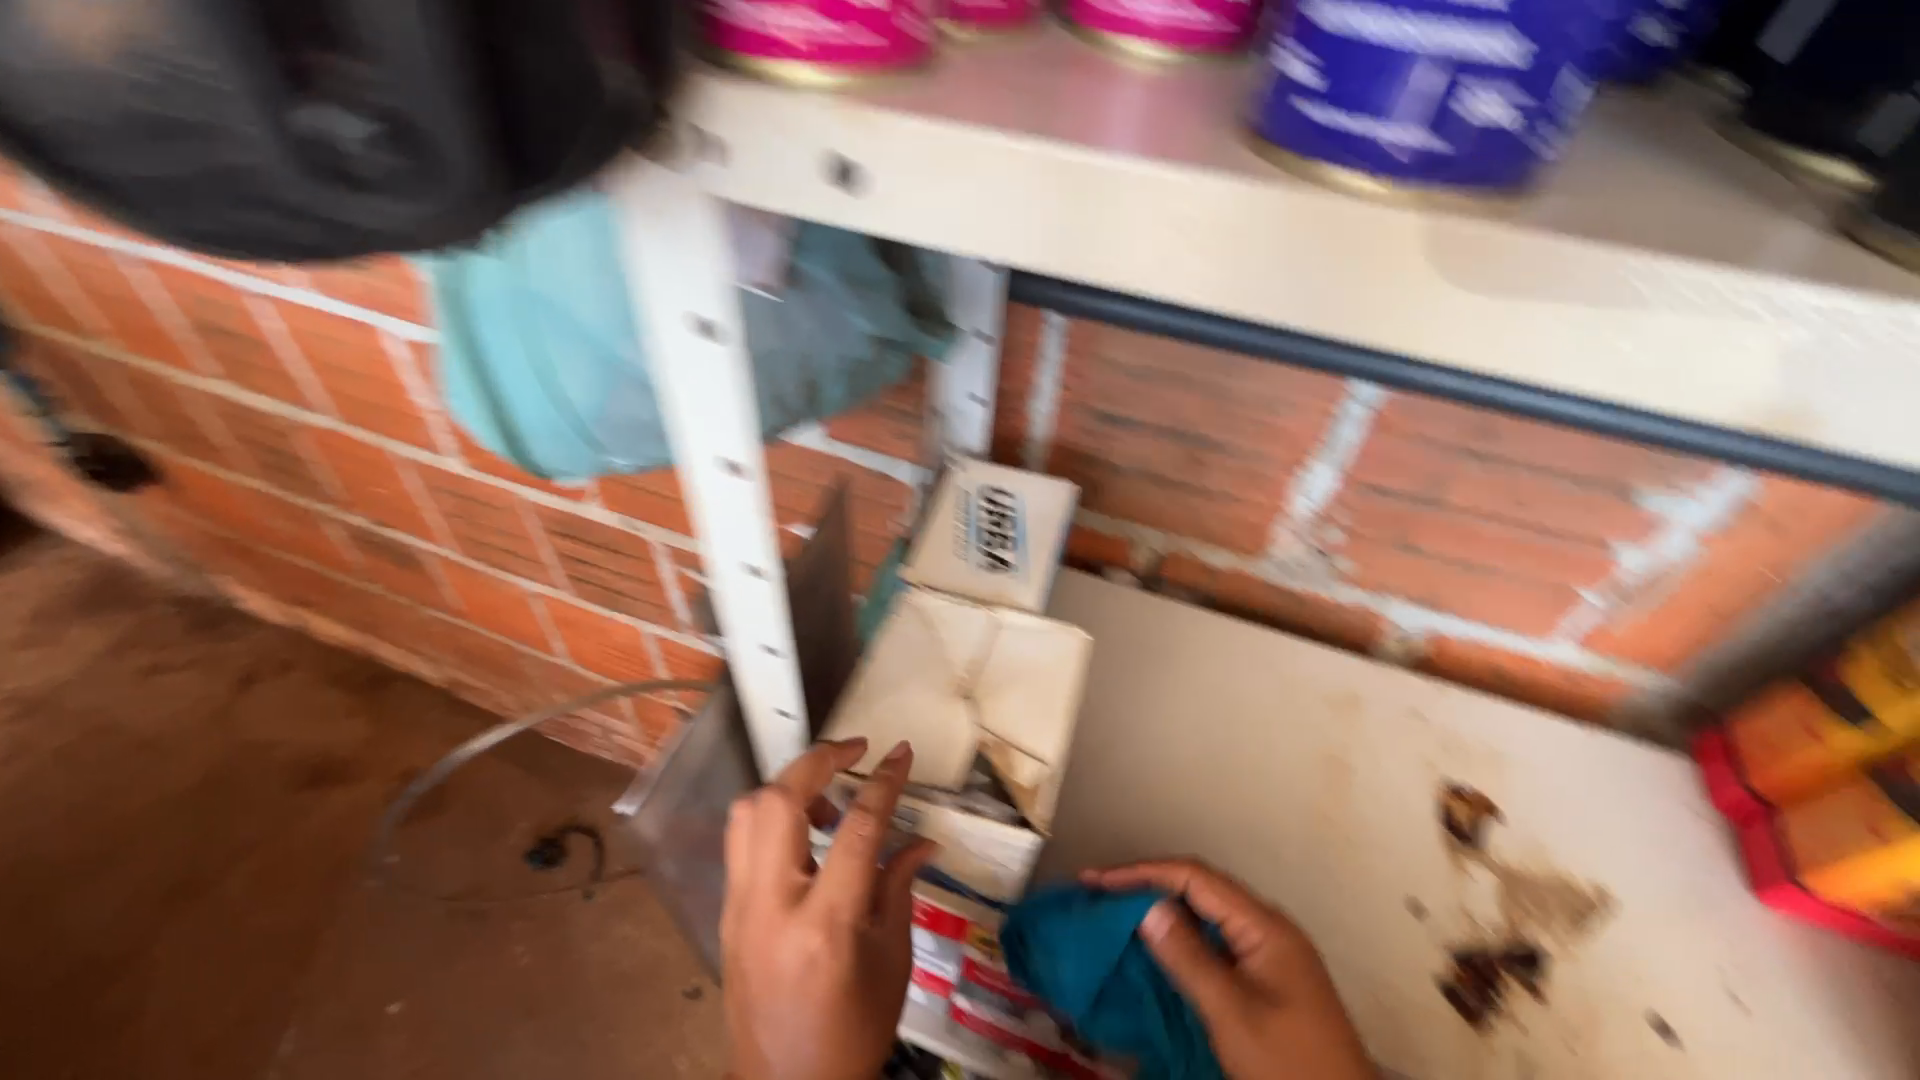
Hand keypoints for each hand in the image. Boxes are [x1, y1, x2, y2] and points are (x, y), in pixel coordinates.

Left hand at [722, 738, 936, 1079]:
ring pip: (747, 812)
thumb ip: (899, 886)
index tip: (900, 753)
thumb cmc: (852, 1032)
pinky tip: (805, 832)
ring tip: (827, 797)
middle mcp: (772, 906)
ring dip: (788, 785)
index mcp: (825, 924)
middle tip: (854, 751)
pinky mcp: (727, 913)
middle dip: (818, 760)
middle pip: (778, 800)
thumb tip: (921, 839)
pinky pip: (742, 841)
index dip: (883, 782)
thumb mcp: (892, 960)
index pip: (855, 828)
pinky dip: (772, 816)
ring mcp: (739, 908)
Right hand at [1081, 859, 1373, 1079]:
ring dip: (1162, 906)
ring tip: (1116, 911)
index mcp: (1265, 925)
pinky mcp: (1266, 976)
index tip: (1096, 881)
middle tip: (1098, 892)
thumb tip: (1146, 908)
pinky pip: (1215, 937)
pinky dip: (1180, 933)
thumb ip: (1189, 958)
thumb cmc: (1288, 1063)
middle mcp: (1269, 927)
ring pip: (1207, 911)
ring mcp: (1270, 951)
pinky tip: (1155, 944)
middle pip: (1201, 887)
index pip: (1195, 877)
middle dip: (1148, 883)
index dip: (1142, 872)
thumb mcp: (1232, 1014)